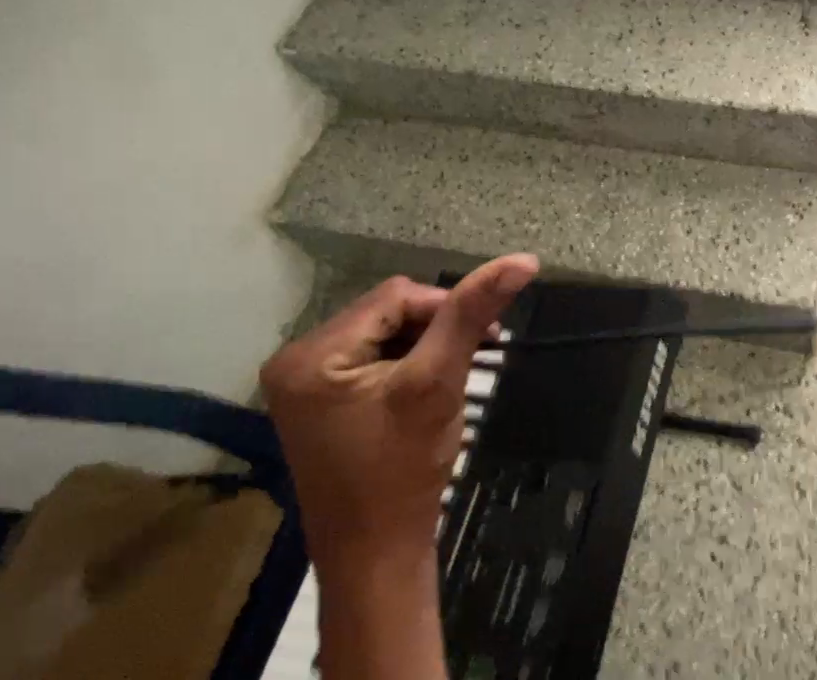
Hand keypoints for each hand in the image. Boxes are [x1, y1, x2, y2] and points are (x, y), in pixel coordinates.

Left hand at [260, 256, 538, 563]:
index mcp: (310, 353)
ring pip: (384, 337)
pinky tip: (426, 395)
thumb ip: (471, 315)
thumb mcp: (437, 384)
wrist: (375, 555)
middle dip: (434, 332)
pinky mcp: (322, 406)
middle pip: (386, 315)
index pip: (394, 297)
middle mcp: (296, 361)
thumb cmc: (402, 471)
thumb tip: (521, 260)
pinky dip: (407, 369)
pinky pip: (372, 363)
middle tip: (471, 362)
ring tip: (450, 382)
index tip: (486, 338)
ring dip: (425, 350)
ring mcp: (305, 387)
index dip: (446, 308)